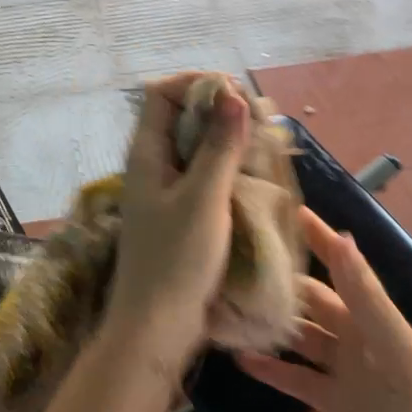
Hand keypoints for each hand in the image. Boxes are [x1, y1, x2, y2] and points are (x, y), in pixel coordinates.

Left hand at [101, 73, 250, 374]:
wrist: (156, 327)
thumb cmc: (177, 260)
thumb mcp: (203, 199)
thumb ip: (218, 147)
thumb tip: (231, 94)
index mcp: (146, 152)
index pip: (161, 93)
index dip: (196, 83)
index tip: (237, 95)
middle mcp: (151, 163)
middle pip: (180, 115)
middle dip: (219, 109)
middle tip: (260, 121)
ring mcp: (164, 187)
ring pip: (195, 144)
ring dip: (226, 138)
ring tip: (264, 144)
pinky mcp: (179, 210)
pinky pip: (202, 172)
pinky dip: (227, 165)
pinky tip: (255, 175)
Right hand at [235, 209, 411, 411]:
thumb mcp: (397, 355)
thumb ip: (367, 299)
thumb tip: (343, 237)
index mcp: (375, 320)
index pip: (340, 266)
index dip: (317, 237)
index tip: (283, 207)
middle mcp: (359, 339)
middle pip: (313, 299)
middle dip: (280, 279)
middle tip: (234, 260)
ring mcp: (349, 374)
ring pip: (302, 337)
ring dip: (272, 323)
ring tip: (228, 305)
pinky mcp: (340, 407)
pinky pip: (299, 381)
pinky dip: (273, 369)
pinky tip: (242, 359)